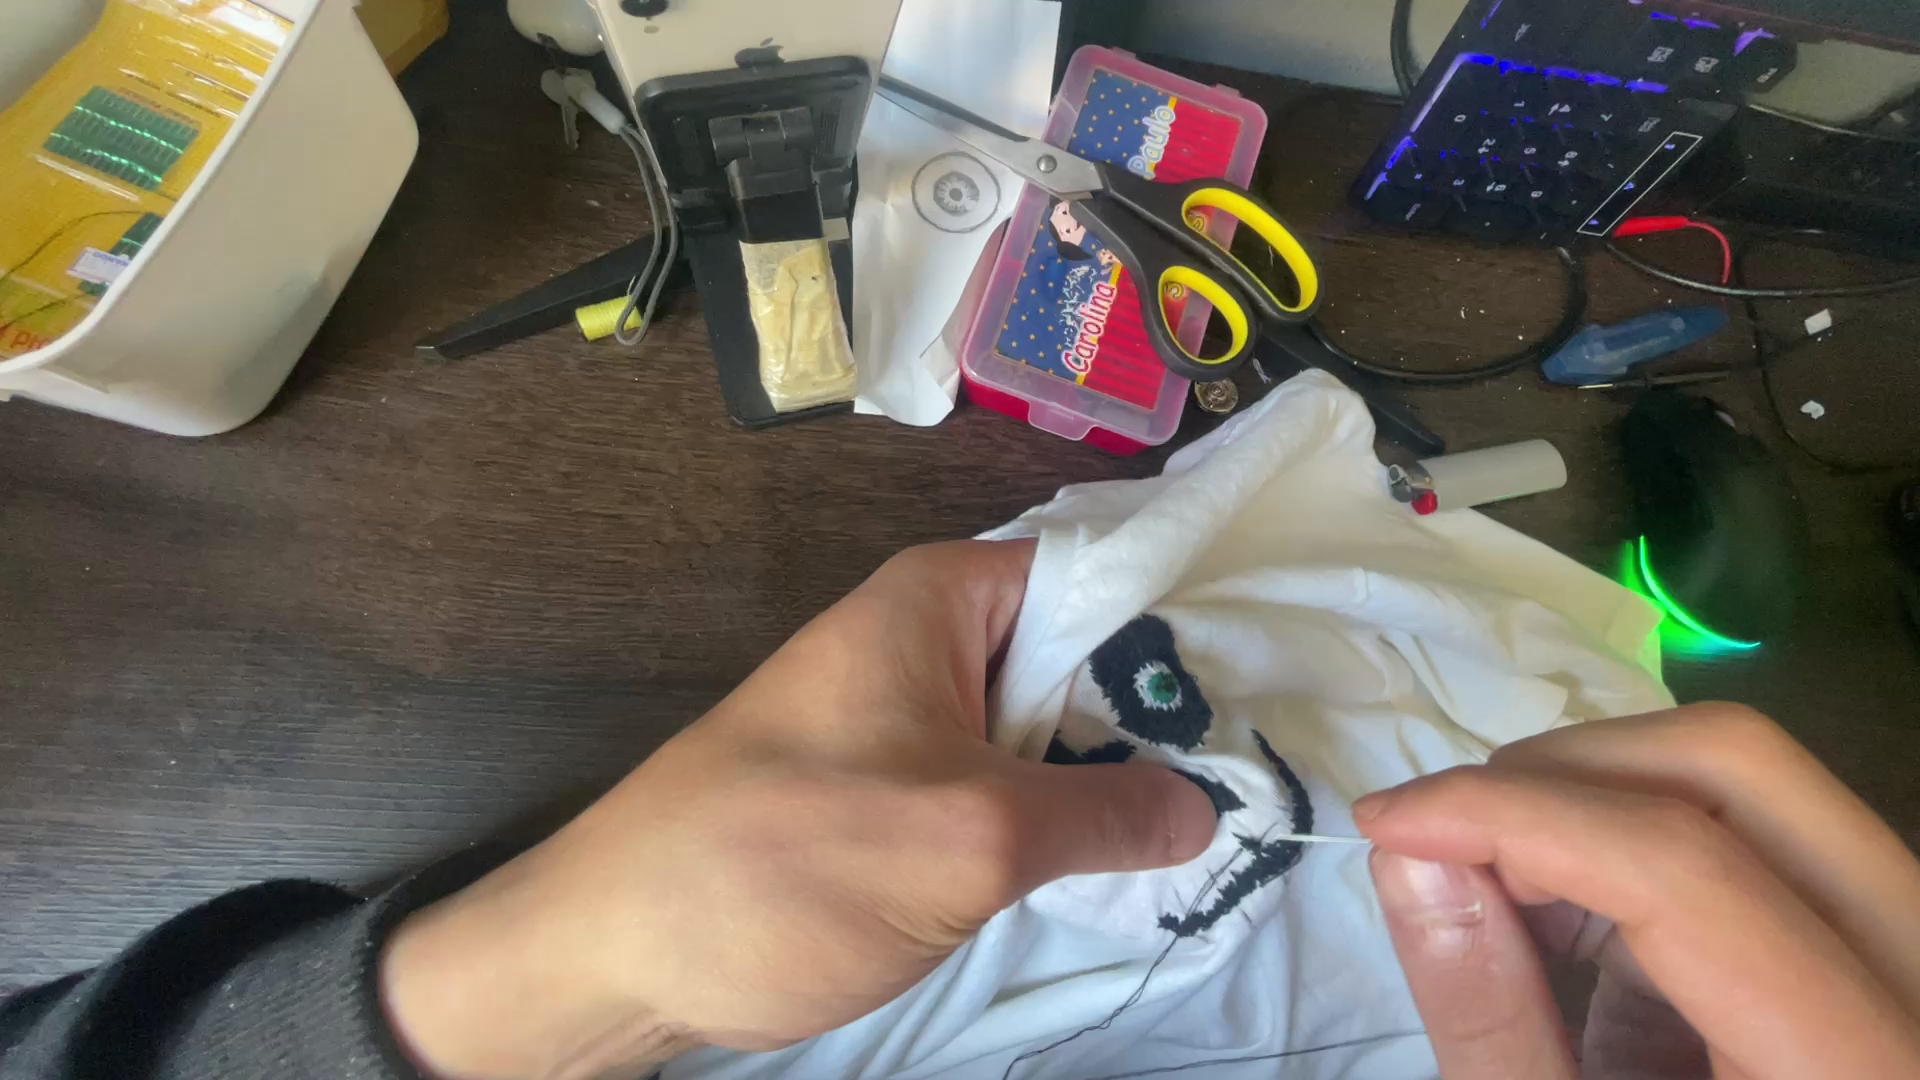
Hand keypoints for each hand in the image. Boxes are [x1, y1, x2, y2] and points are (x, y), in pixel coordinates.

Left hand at [379, 540, 1216, 1078]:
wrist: (622, 942)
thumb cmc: (789, 857)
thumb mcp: (970, 835)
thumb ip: (1103, 812)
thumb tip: (1202, 807)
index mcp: (945, 594)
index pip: (1093, 574)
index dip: (1177, 623)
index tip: (1264, 680)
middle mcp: (932, 629)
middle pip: (1073, 650)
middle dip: (1148, 711)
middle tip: (1251, 767)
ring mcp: (914, 701)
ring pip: (1042, 718)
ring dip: (1103, 767)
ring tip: (1209, 812)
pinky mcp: (899, 767)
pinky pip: (1003, 767)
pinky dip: (1055, 802)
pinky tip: (1117, 846)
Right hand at [1356, 704, 1919, 1078]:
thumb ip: (1485, 1015)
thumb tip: (1405, 853)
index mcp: (1869, 1079)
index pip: (1681, 869)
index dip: (1506, 815)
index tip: (1385, 823)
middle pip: (1733, 772)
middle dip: (1548, 776)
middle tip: (1450, 837)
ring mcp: (1915, 953)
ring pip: (1739, 775)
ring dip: (1574, 793)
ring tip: (1503, 883)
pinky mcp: (1861, 935)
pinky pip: (1735, 817)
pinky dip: (1608, 827)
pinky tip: (1565, 913)